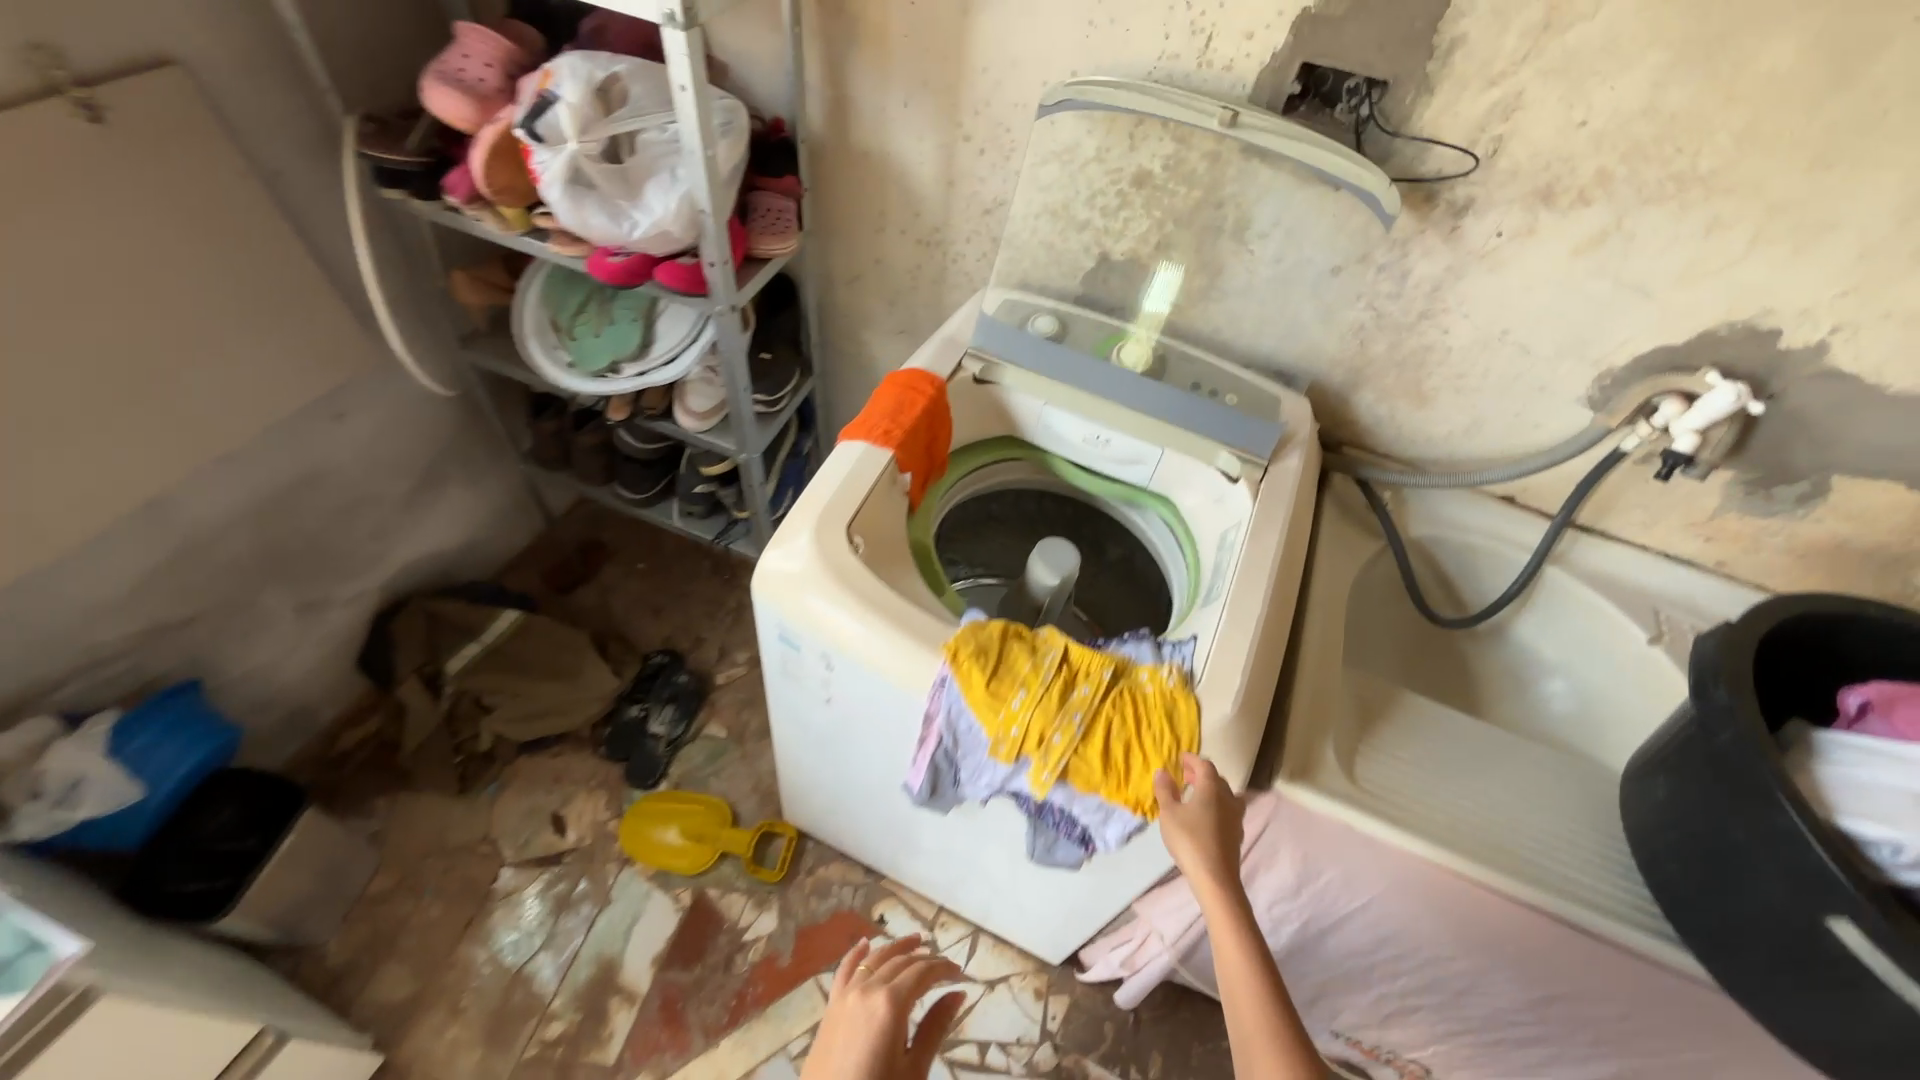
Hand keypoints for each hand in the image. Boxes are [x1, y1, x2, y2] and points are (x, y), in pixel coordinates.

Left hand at [800, 934, 966, 1079]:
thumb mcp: (914, 1068)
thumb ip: (935, 1027)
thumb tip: (958, 994)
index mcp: (891, 1003)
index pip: (923, 972)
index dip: (943, 968)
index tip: (960, 974)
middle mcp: (867, 989)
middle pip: (900, 962)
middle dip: (925, 959)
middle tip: (944, 966)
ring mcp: (845, 995)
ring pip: (874, 959)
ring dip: (896, 948)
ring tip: (916, 941)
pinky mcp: (831, 1006)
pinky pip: (844, 970)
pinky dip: (856, 954)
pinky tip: (865, 943)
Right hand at [1154, 752, 1245, 895]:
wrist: (1215, 877)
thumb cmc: (1189, 840)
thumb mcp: (1169, 813)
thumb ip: (1165, 790)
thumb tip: (1162, 771)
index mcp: (1211, 789)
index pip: (1205, 766)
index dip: (1193, 759)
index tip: (1181, 758)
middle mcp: (1228, 798)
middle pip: (1217, 779)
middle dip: (1201, 774)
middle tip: (1185, 776)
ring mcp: (1236, 816)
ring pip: (1226, 794)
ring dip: (1211, 790)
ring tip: (1197, 795)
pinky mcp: (1237, 833)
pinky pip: (1228, 810)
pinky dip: (1217, 805)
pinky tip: (1207, 816)